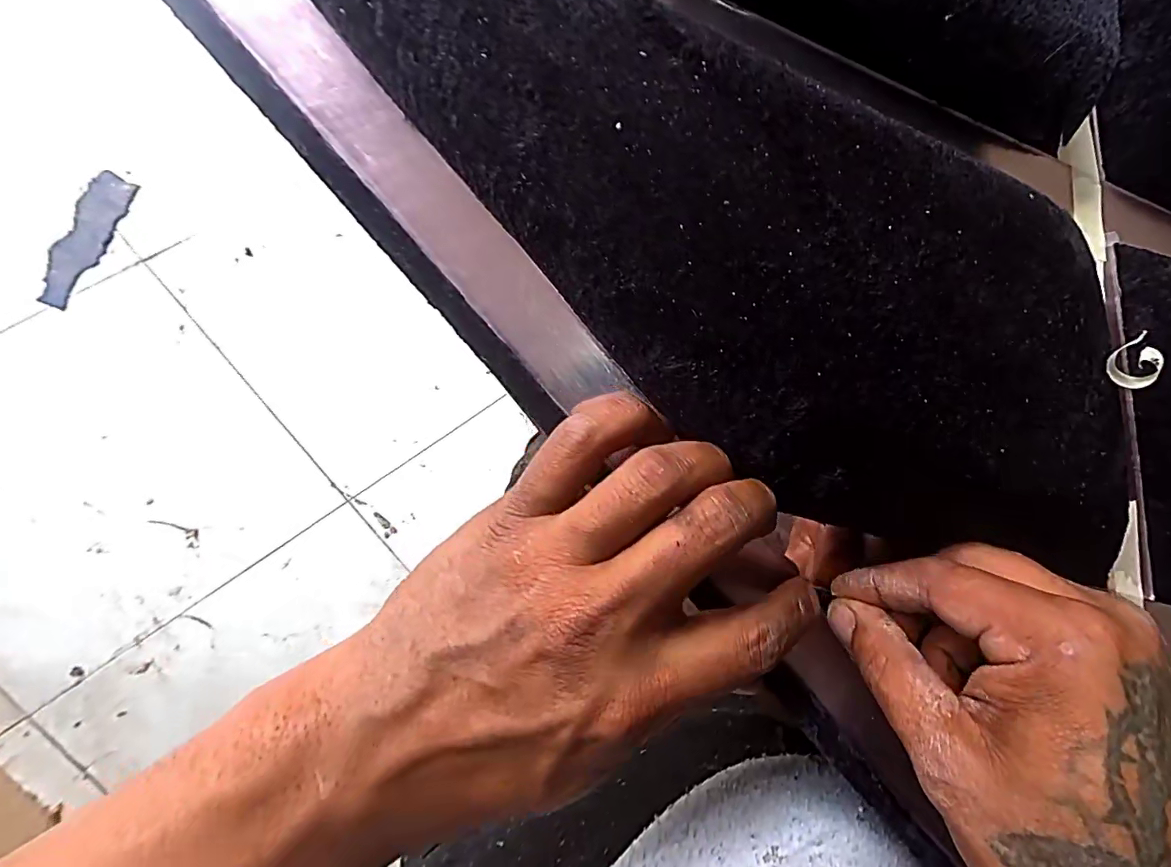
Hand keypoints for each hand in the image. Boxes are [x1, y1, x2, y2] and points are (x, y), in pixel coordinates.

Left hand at [307, 392, 819, 852]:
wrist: (373, 742)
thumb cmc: (493, 755)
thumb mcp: (606, 754)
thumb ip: (684, 689)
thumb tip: (744, 627)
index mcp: (634, 691)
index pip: (756, 632)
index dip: (797, 600)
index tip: (797, 585)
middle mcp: (603, 616)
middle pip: (716, 524)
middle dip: (757, 502)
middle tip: (752, 506)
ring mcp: (554, 555)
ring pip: (661, 472)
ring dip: (707, 459)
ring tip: (708, 469)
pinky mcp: (513, 515)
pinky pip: (581, 438)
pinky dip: (631, 417)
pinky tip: (649, 429)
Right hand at [827, 545, 1170, 866]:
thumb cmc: (1063, 850)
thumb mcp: (950, 757)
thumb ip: (890, 668)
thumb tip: (854, 616)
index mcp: (1063, 639)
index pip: (950, 578)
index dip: (888, 579)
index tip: (854, 587)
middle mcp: (1103, 618)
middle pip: (982, 566)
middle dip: (925, 596)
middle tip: (885, 627)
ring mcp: (1122, 627)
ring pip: (1010, 582)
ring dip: (964, 618)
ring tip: (956, 688)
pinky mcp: (1128, 642)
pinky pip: (1045, 605)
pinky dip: (1004, 630)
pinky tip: (992, 684)